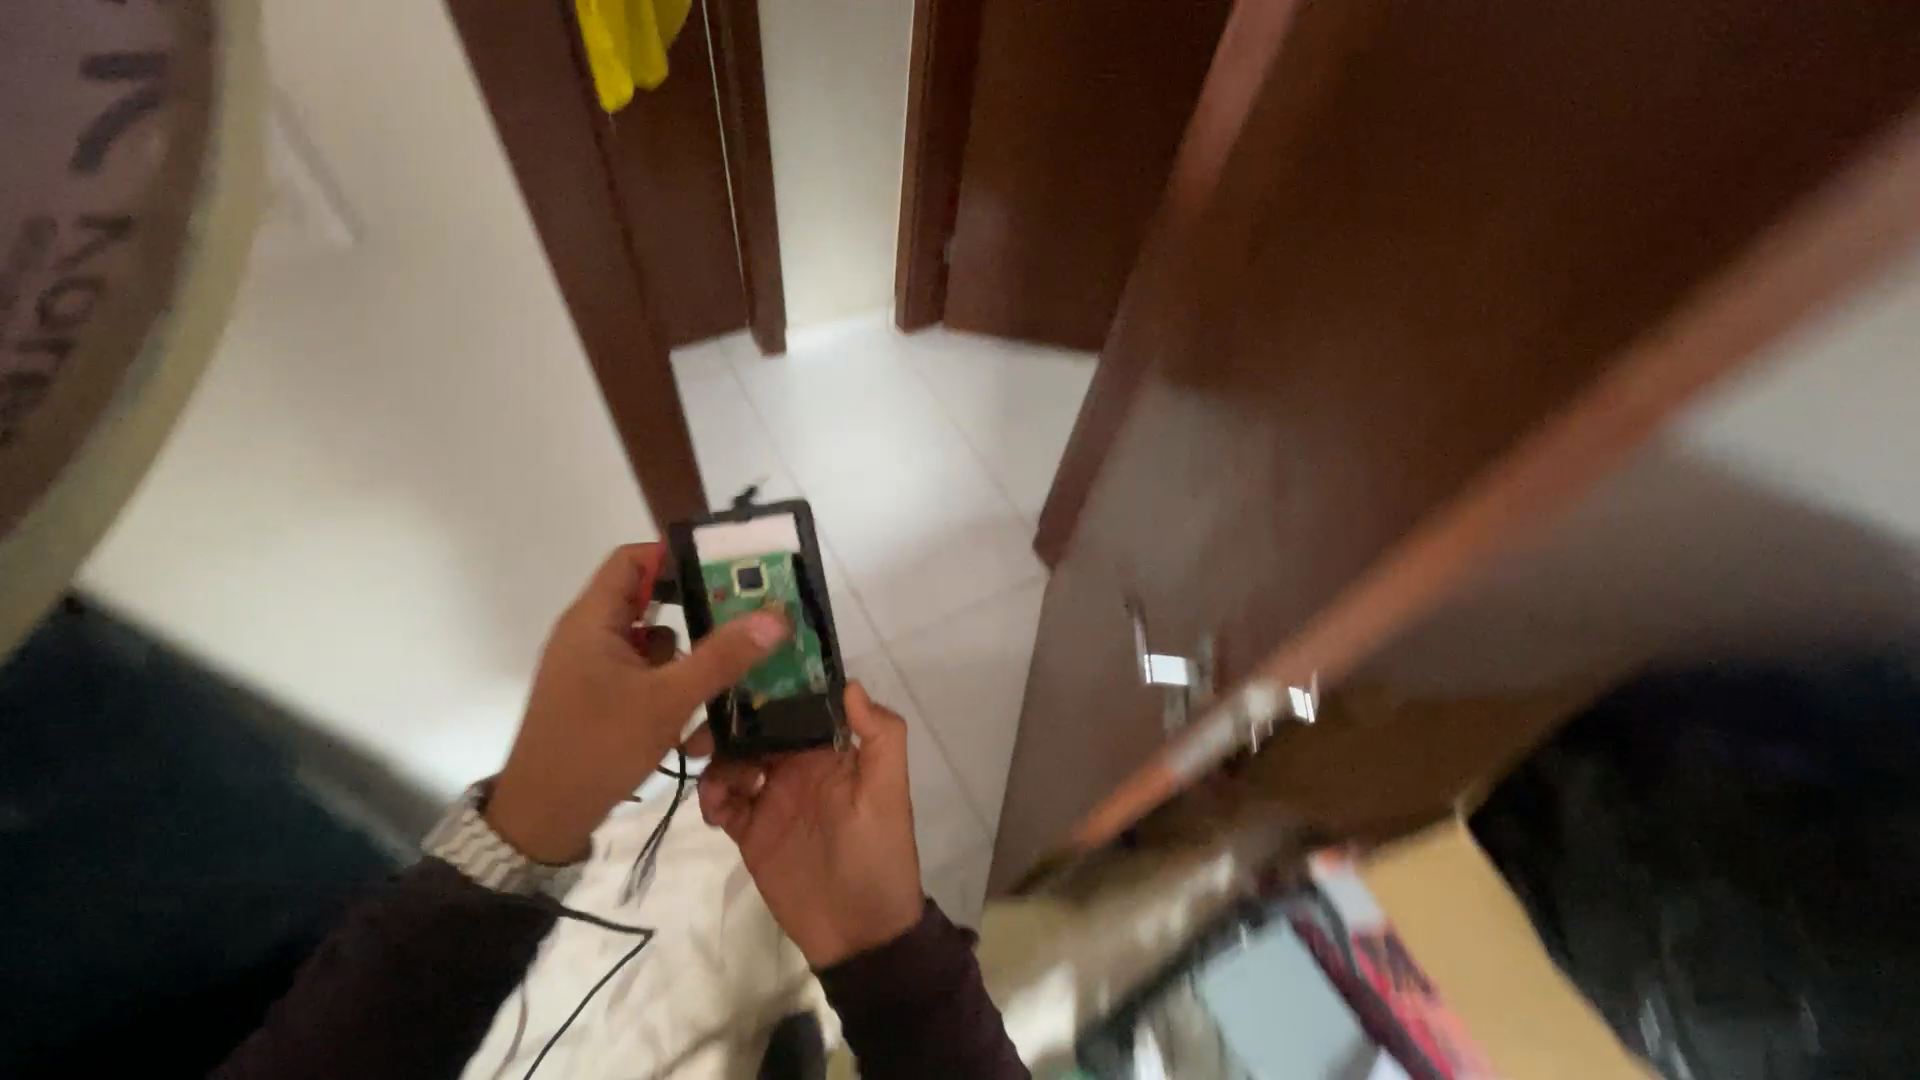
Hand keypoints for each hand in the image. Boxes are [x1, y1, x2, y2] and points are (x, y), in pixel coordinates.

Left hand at [486, 543, 788, 863]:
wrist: (541, 818)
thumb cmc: (598, 746)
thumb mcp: (668, 700)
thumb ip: (721, 657)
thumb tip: (774, 617)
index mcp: (593, 620)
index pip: (633, 560)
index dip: (677, 556)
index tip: (727, 569)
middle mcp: (589, 636)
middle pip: (649, 602)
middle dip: (698, 611)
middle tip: (745, 616)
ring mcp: (592, 669)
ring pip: (652, 645)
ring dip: (689, 657)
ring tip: (733, 671)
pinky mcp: (599, 699)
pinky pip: (643, 677)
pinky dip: (672, 687)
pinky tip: (700, 718)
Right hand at [698, 682, 924, 967]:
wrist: (859, 932)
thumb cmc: (879, 853)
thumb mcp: (888, 792)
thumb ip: (880, 736)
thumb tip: (849, 684)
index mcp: (832, 750)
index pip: (798, 706)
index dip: (771, 689)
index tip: (739, 676)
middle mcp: (799, 766)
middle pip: (758, 729)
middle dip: (732, 725)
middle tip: (704, 735)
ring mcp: (773, 797)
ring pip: (734, 761)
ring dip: (720, 762)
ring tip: (723, 785)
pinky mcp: (752, 831)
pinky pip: (723, 802)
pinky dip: (713, 798)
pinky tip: (719, 810)